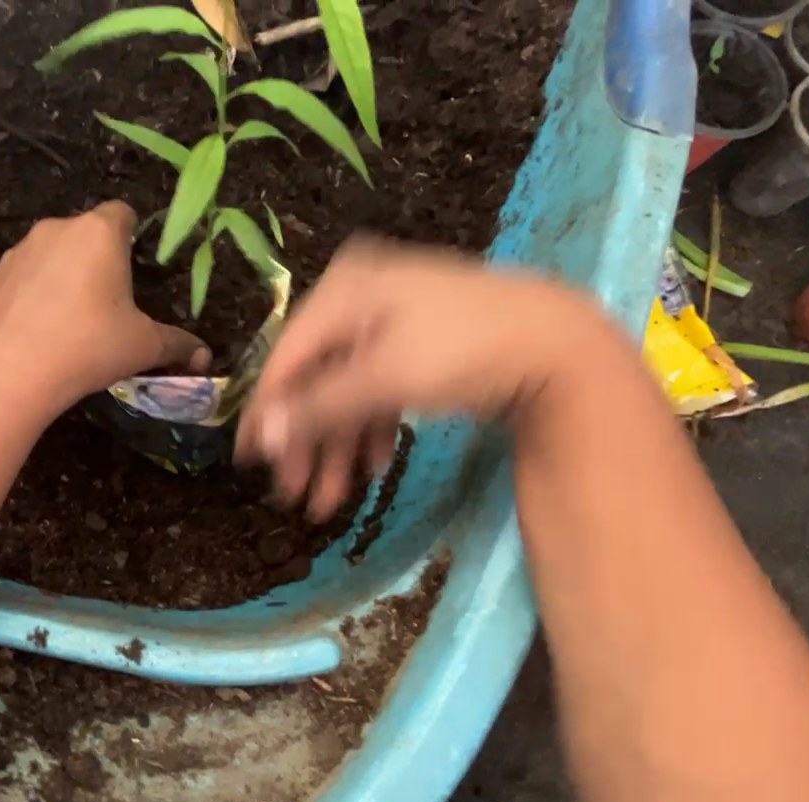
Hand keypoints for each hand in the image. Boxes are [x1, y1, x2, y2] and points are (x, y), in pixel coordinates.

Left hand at [0, 202, 209, 405]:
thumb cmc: (90, 346)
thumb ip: (176, 345)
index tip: (135, 266)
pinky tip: (39, 331)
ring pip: (52, 255)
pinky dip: (34, 296)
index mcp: (100, 232)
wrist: (14, 370)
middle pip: (85, 233)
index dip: (132, 235)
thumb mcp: (143, 347)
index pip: (123, 213)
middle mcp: (58, 228)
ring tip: (70, 322)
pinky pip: (24, 279)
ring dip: (64, 277)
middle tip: (107, 305)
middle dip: (98, 261)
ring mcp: (20, 251)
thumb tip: (204, 356)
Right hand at [235, 236, 625, 519]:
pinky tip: (376, 466)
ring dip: (338, 450)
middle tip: (295, 496)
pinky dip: (372, 432)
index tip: (248, 463)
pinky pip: (376, 393)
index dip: (265, 414)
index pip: (286, 359)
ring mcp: (388, 325)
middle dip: (307, 445)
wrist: (560, 346)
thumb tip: (259, 437)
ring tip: (332, 501)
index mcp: (344, 293)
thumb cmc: (464, 351)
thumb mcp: (383, 378)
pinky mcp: (414, 349)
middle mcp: (359, 302)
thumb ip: (317, 408)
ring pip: (345, 395)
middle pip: (315, 382)